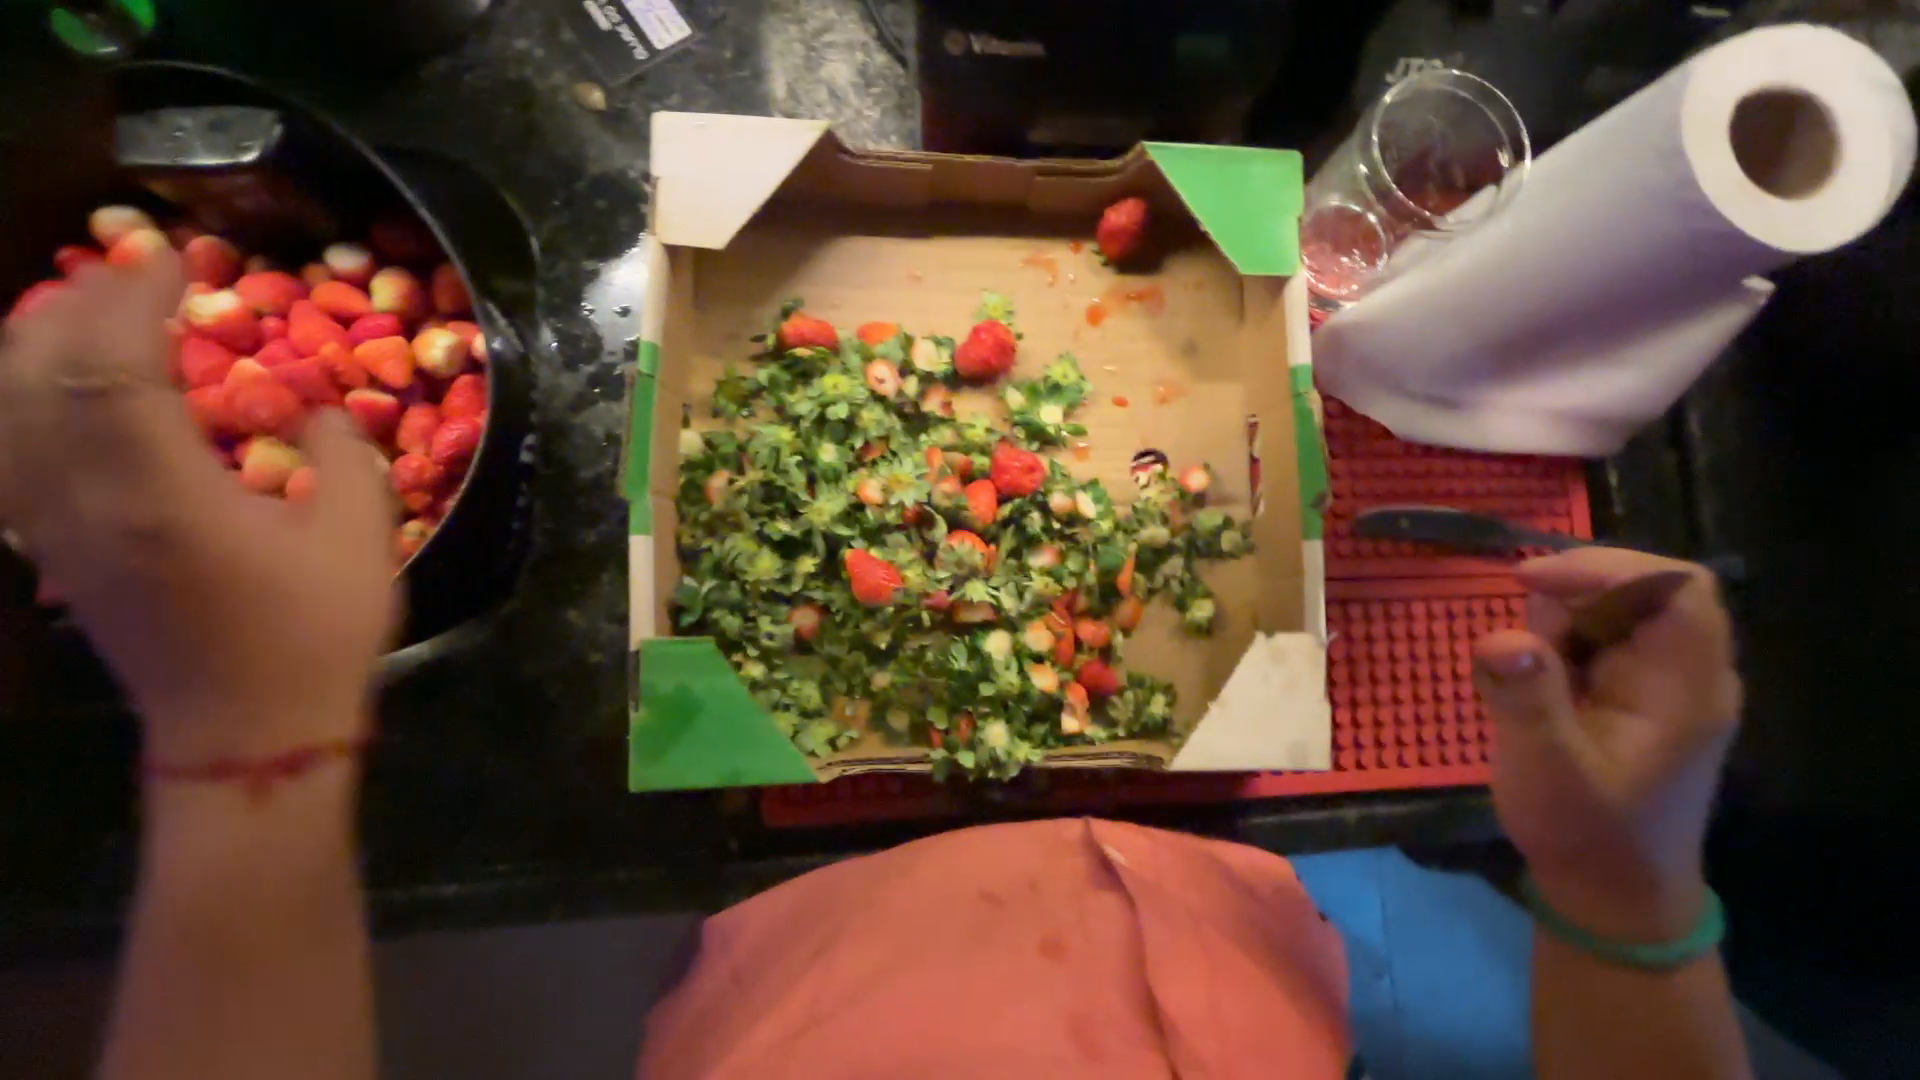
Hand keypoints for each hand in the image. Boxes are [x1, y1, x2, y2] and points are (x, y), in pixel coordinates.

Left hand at [0, 248, 395, 763]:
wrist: (249, 725)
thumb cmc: (315, 631)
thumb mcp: (359, 538)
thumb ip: (342, 458)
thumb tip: (319, 411)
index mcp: (159, 490)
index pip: (111, 363)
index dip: (131, 299)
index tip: (173, 262)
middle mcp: (79, 497)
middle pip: (33, 372)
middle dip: (76, 307)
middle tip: (132, 275)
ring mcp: (51, 525)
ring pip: (2, 407)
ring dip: (37, 345)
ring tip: (92, 317)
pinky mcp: (51, 548)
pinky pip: (8, 446)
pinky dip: (26, 396)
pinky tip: (62, 390)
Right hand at [1473, 548, 1741, 939]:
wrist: (1608, 889)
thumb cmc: (1584, 830)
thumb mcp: (1544, 767)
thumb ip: (1525, 700)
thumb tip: (1500, 638)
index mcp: (1685, 688)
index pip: (1676, 589)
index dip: (1604, 568)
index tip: (1527, 581)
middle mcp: (1683, 674)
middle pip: (1637, 591)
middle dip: (1565, 604)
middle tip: (1519, 654)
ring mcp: (1658, 682)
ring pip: (1606, 611)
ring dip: (1552, 629)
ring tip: (1525, 689)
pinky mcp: (1630, 692)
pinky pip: (1591, 639)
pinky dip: (1551, 648)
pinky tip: (1533, 693)